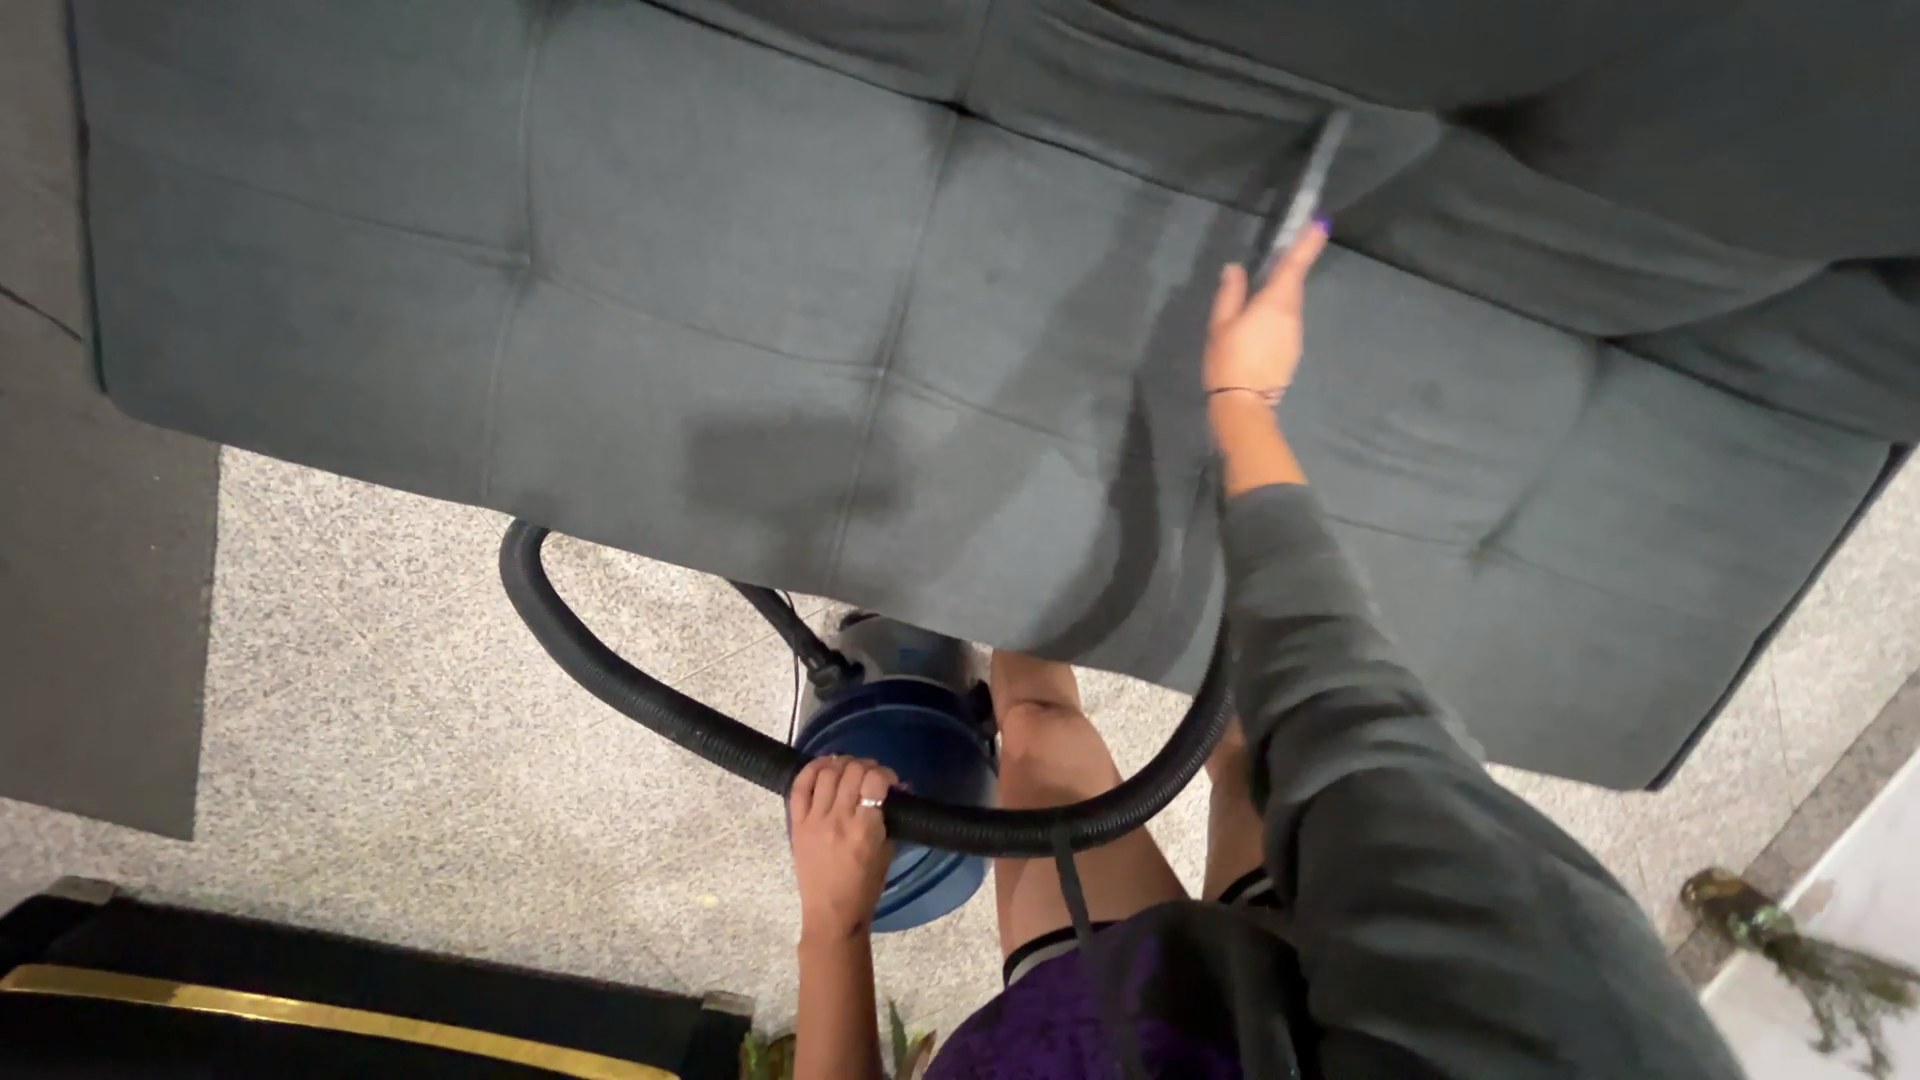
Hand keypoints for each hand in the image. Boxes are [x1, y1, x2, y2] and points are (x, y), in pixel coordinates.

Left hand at [789, 756, 896, 941]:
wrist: (831, 916)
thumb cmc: (865, 888)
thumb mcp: (888, 851)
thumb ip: (890, 817)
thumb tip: (899, 788)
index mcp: (864, 830)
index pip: (875, 781)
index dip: (886, 773)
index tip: (890, 781)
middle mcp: (838, 820)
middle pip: (852, 771)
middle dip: (867, 765)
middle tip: (871, 774)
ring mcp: (814, 821)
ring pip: (827, 773)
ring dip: (842, 763)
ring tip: (850, 767)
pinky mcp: (797, 825)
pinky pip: (800, 787)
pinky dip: (812, 769)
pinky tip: (824, 765)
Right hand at [1205, 221, 1329, 400]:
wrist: (1244, 403)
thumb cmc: (1229, 360)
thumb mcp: (1220, 325)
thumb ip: (1230, 294)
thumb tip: (1235, 269)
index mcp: (1275, 301)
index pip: (1296, 264)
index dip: (1308, 242)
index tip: (1321, 222)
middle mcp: (1292, 313)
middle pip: (1292, 285)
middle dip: (1286, 273)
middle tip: (1273, 263)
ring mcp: (1295, 334)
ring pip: (1288, 307)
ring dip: (1276, 301)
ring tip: (1254, 308)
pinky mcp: (1293, 351)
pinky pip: (1285, 326)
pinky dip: (1275, 321)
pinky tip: (1257, 333)